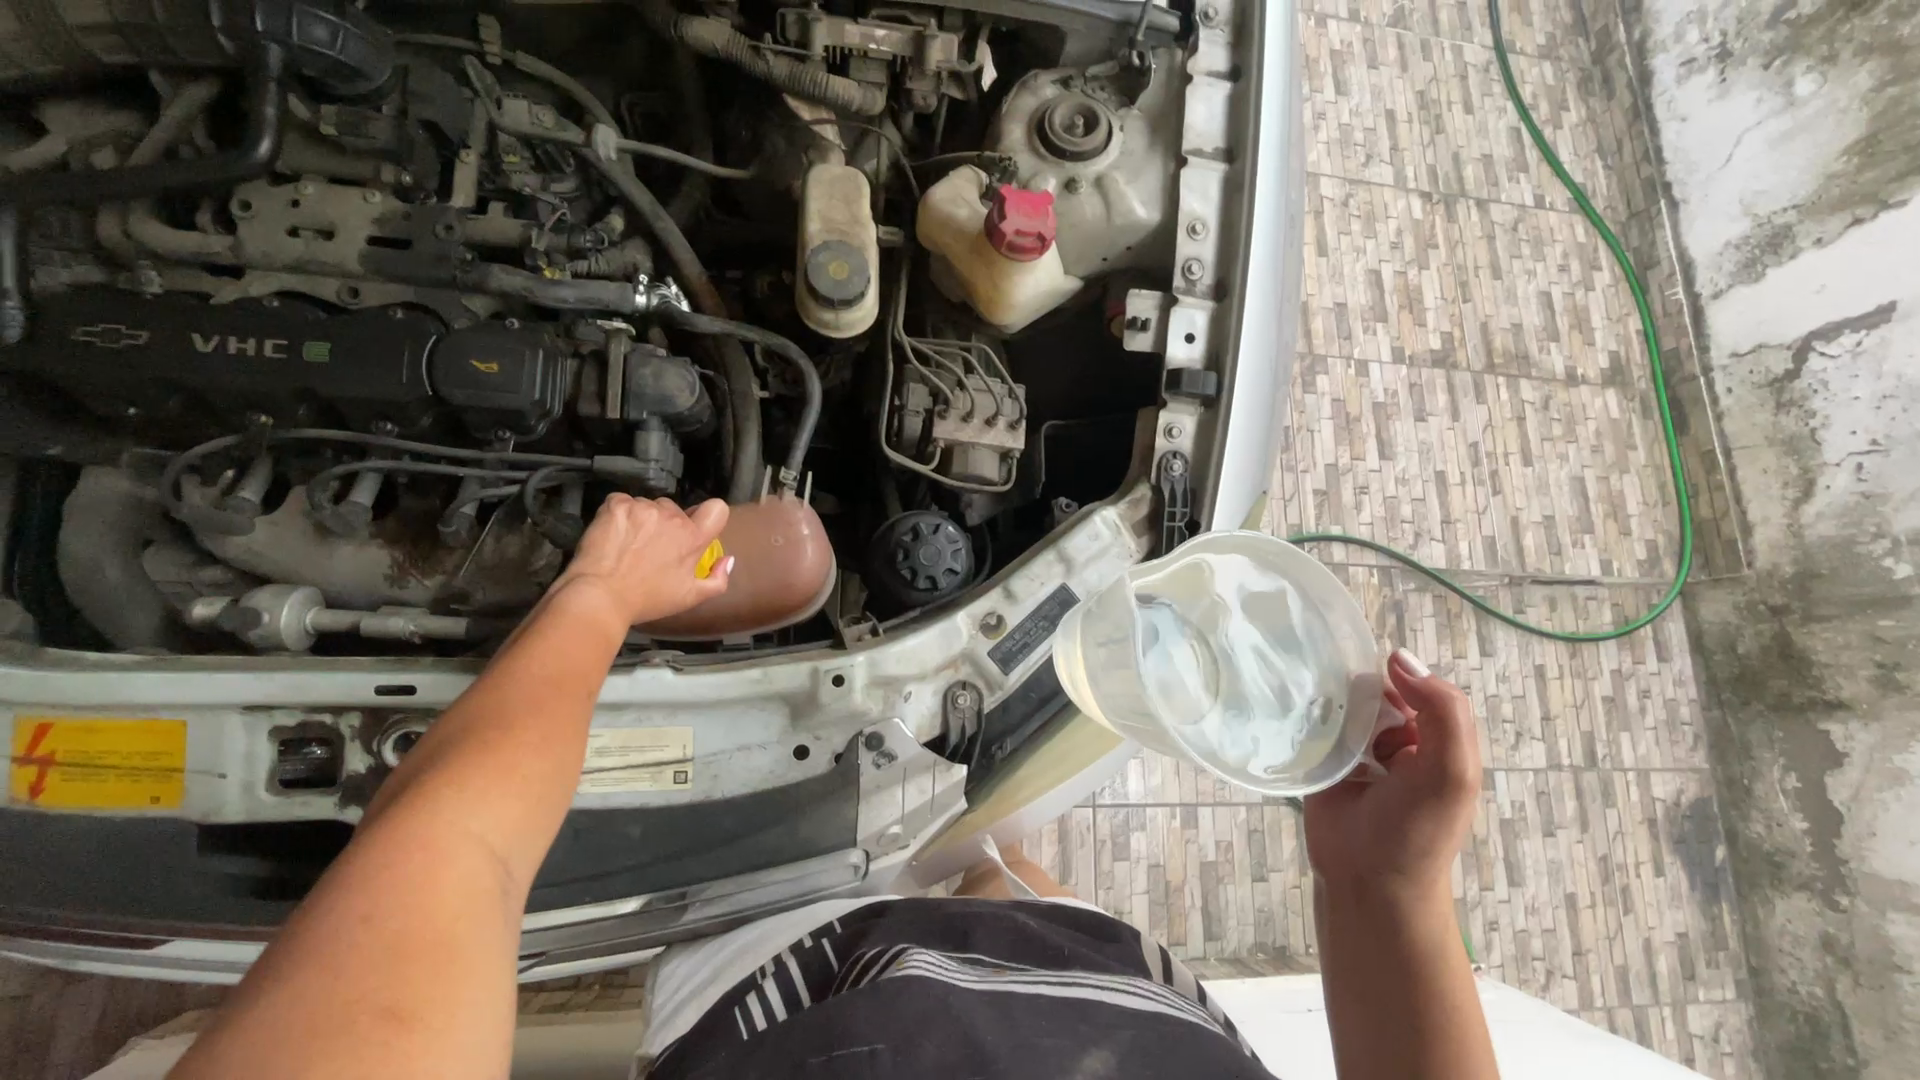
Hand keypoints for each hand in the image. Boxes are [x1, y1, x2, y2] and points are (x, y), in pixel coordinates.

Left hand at [545, 494, 732, 627]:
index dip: (707, 516)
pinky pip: (623, 502)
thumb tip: (727, 559)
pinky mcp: (616, 505)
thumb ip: (718, 580)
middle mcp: (672, 517)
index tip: (693, 527)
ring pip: (647, 506)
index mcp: (693, 538)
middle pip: (674, 509)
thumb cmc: (646, 600)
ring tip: (628, 544)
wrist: (599, 596)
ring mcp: (643, 508)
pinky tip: (613, 534)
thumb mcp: (690, 599)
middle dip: (666, 524)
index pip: (717, 508)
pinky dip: (619, 514)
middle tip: (650, 548)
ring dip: (642, 520)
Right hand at [1304, 648, 1480, 900]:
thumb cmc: (1418, 829)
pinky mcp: (1322, 761)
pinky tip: (1298, 714)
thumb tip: (1398, 657)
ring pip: (1346, 707)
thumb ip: (1442, 711)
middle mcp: (1399, 742)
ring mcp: (1358, 752)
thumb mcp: (1450, 771)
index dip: (1404, 680)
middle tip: (1350, 706)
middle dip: (1364, 692)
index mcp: (1438, 741)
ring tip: (1320, 709)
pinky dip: (1308, 719)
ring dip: (1333, 703)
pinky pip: (1315, 728)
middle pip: (1380, 694)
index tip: (1381, 682)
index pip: (1422, 689)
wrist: (1369, 880)